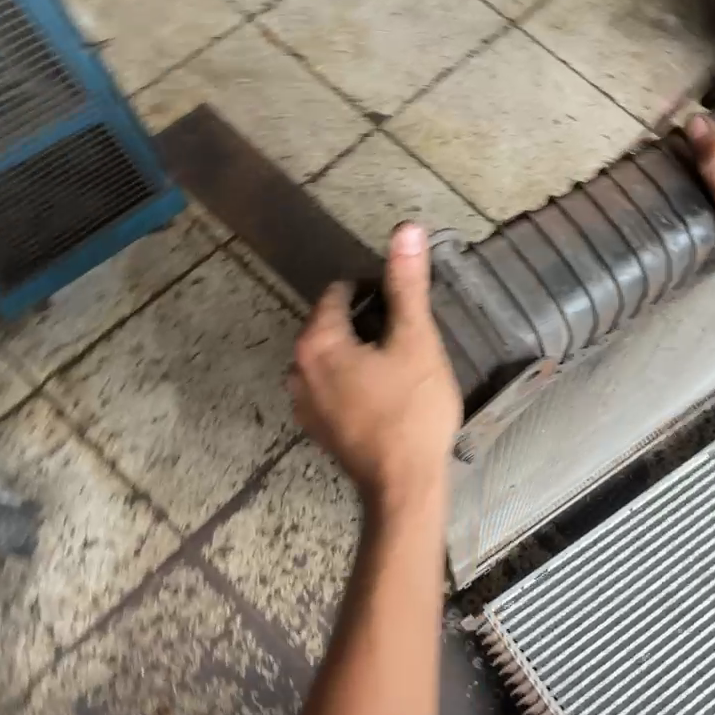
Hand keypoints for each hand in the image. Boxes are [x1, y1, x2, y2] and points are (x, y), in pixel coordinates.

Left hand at [288, 223, 461, 512]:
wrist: (404, 486)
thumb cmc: (413, 412)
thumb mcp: (417, 342)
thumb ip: (407, 285)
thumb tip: (407, 228)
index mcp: (317, 342)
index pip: (339, 292)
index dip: (376, 292)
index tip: (406, 311)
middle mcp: (298, 369)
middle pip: (333, 326)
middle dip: (368, 325)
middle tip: (409, 343)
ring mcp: (303, 403)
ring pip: (333, 360)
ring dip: (360, 356)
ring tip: (400, 371)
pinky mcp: (316, 429)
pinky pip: (333, 389)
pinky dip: (354, 384)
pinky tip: (385, 400)